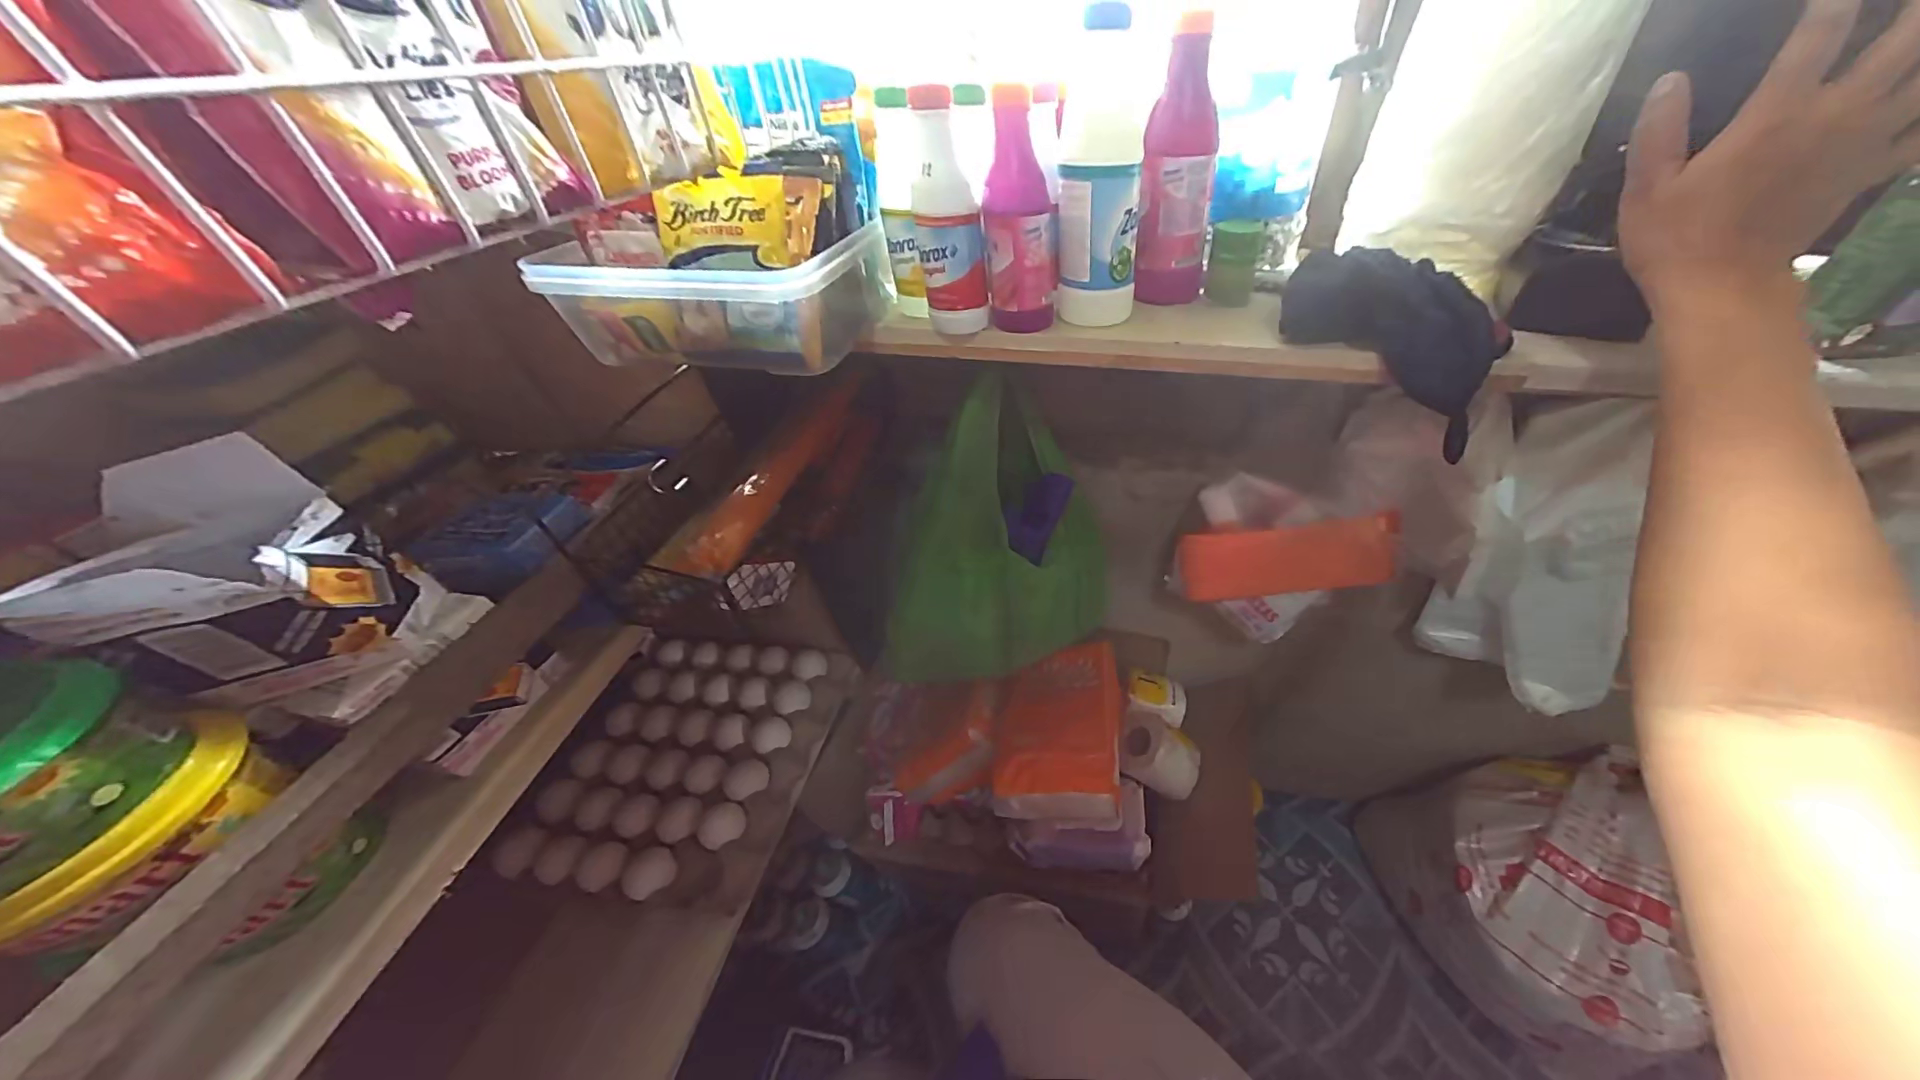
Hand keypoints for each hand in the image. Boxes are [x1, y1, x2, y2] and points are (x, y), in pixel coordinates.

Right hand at [1620, 0, 1919, 309]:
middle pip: (1905, 39)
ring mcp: (1863, 142)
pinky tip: (1911, 111)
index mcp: (1775, 115)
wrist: (1719, 286)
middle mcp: (1835, 115)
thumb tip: (1671, 79)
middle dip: (1907, 13)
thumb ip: (1659, 131)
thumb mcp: (1645, 189)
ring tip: (1909, 42)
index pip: (1820, 33)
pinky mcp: (1870, 171)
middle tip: (1898, 7)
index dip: (1828, 3)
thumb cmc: (1672, 238)